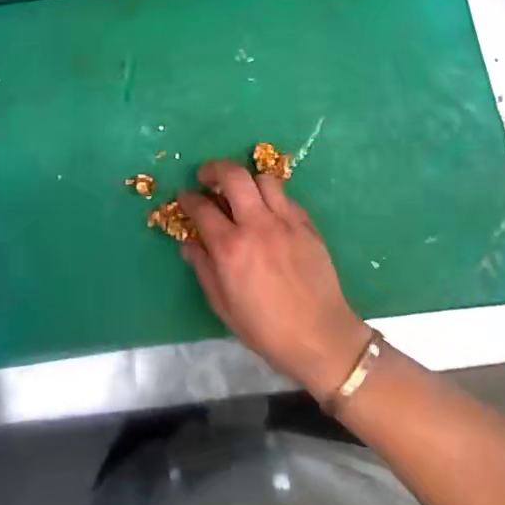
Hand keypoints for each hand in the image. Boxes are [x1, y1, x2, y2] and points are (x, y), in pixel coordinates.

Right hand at [177, 160, 371, 398]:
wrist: (319, 335)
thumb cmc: (265, 329)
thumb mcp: (223, 305)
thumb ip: (203, 268)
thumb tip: (189, 243)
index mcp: (231, 248)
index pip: (202, 207)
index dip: (188, 198)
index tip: (184, 196)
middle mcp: (258, 226)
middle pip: (234, 176)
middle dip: (214, 169)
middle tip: (207, 177)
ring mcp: (287, 222)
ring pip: (264, 179)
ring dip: (247, 180)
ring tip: (240, 191)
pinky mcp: (308, 226)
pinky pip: (286, 199)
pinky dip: (271, 198)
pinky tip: (268, 214)